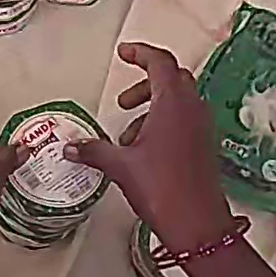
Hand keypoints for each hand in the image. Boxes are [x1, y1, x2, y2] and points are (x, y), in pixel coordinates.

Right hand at [65, 43, 233, 250]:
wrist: (197, 223)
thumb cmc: (161, 188)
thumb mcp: (121, 166)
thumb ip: (94, 151)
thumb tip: (70, 146)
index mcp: (173, 104)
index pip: (160, 63)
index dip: (141, 53)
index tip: (124, 53)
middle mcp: (192, 109)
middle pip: (172, 78)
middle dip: (145, 83)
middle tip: (122, 102)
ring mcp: (202, 128)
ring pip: (178, 101)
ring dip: (152, 108)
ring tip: (126, 136)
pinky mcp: (204, 146)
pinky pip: (184, 121)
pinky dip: (163, 124)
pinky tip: (143, 151)